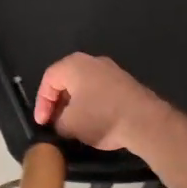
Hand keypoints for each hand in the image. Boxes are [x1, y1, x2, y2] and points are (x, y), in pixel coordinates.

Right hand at [33, 53, 166, 151]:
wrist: (144, 121)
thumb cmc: (101, 117)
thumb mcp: (70, 125)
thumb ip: (58, 122)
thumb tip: (60, 123)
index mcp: (74, 64)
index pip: (49, 79)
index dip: (42, 102)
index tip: (42, 124)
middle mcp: (91, 61)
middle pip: (66, 80)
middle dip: (58, 103)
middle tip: (55, 124)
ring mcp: (110, 70)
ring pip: (84, 86)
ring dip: (75, 105)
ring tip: (73, 126)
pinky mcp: (124, 83)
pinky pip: (100, 91)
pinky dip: (92, 105)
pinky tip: (94, 123)